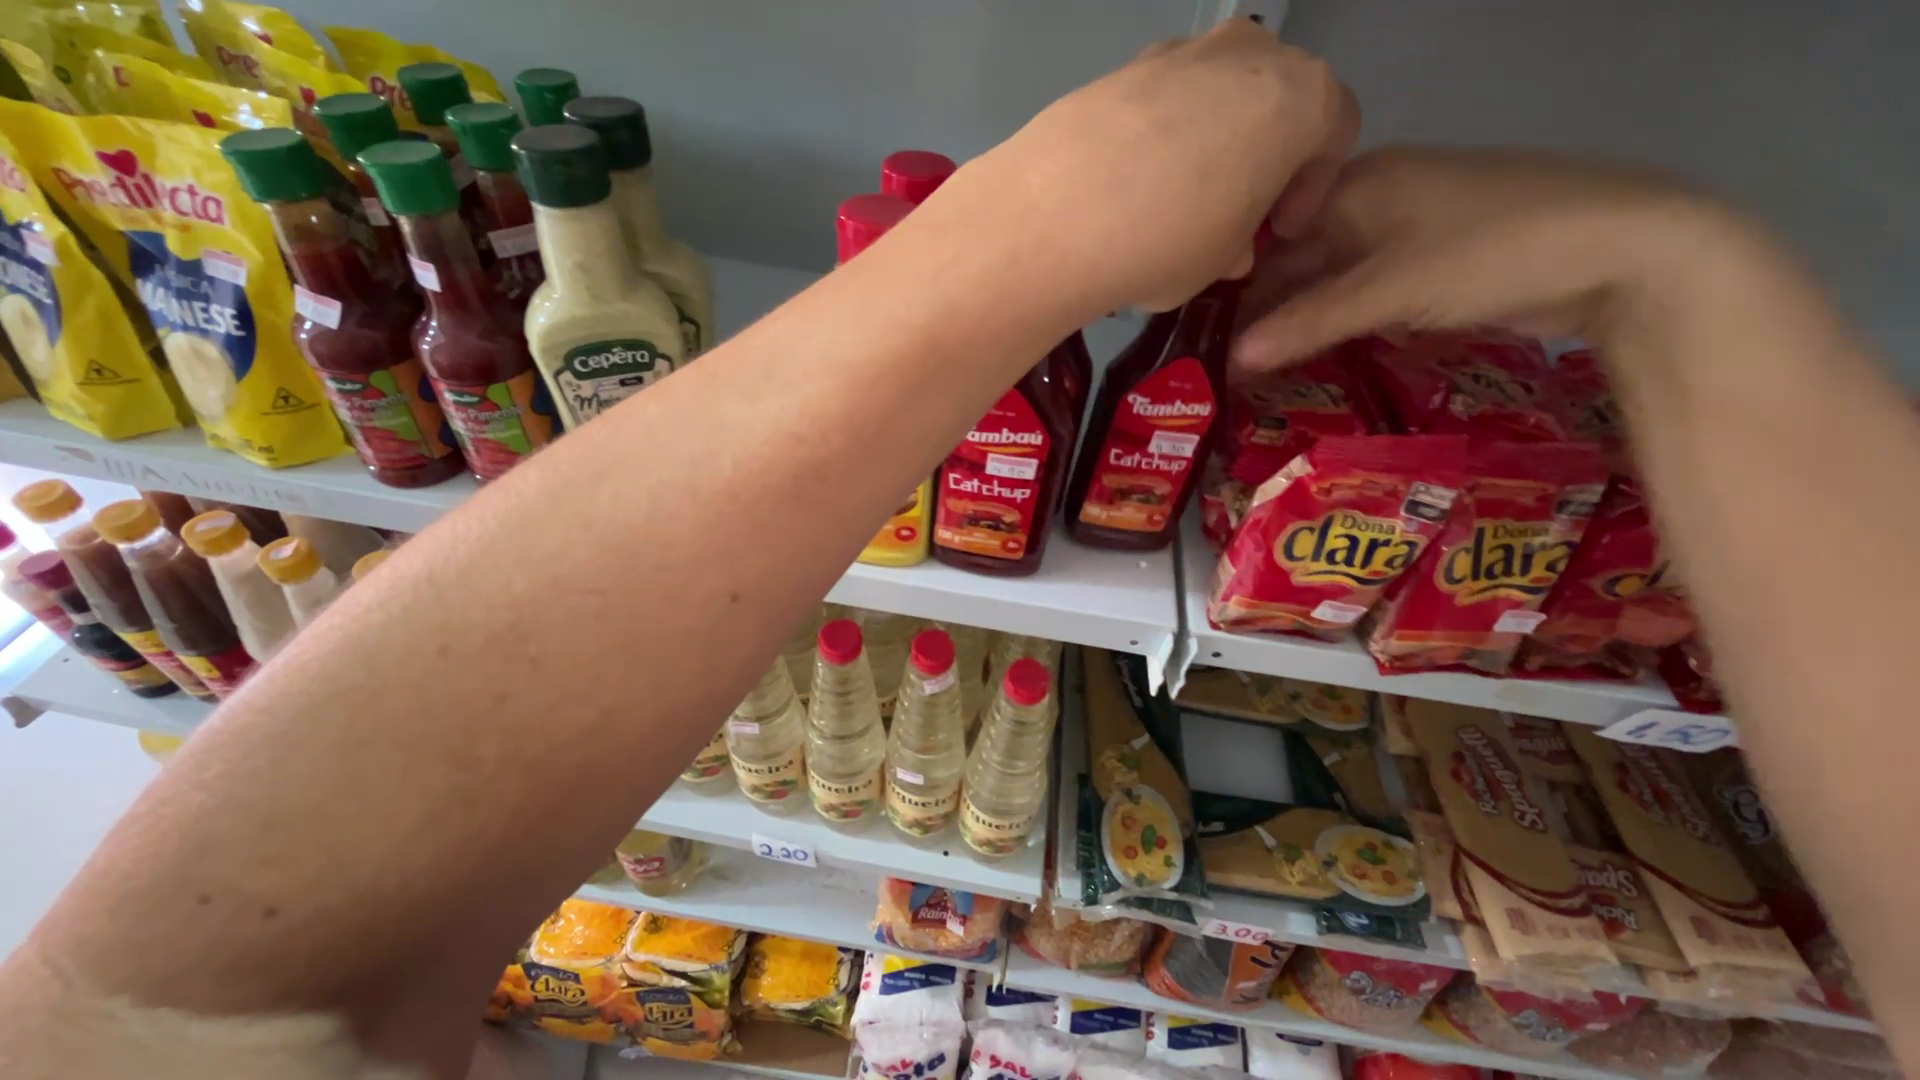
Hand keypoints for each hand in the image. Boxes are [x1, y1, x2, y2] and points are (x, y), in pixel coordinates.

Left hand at [946, 19, 1358, 313]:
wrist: (1055, 214)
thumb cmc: (1171, 239)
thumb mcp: (1224, 260)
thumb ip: (1240, 242)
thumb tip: (1231, 246)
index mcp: (1302, 95)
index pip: (1335, 132)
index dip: (1312, 188)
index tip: (1279, 230)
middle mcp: (1248, 53)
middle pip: (1274, 103)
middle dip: (1261, 158)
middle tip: (1233, 214)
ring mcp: (1178, 52)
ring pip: (1214, 98)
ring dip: (1208, 145)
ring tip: (1174, 206)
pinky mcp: (1118, 69)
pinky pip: (1159, 104)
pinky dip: (1157, 139)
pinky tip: (1128, 189)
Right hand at [1231, 146, 1772, 370]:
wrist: (1624, 248)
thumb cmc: (1492, 250)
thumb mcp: (1390, 287)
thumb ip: (1309, 322)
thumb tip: (1232, 359)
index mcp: (1353, 185)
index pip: (1269, 239)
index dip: (1233, 289)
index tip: (1200, 338)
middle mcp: (1371, 200)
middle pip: (1297, 260)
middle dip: (1262, 312)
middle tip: (1221, 367)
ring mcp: (1404, 232)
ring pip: (1328, 280)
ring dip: (1297, 323)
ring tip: (1253, 372)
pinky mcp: (1430, 264)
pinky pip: (1362, 294)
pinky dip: (1335, 325)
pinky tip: (1309, 357)